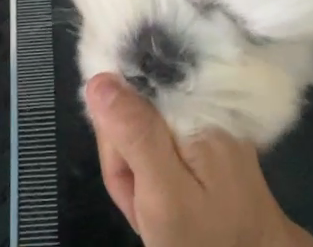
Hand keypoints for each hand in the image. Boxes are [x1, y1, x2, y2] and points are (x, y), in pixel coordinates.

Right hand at [87, 74, 312, 246]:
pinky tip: (170, 204)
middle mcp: (202, 104)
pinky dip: (158, 178)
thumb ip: (135, 135)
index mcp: (192, 108)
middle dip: (128, 161)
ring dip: (141, 176)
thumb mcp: (164, 194)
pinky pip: (165, 147)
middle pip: (134, 113)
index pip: (125, 92)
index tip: (129, 175)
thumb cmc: (212, 237)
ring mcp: (209, 123)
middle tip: (146, 205)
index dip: (114, 137)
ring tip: (159, 211)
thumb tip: (100, 80)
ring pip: (145, 134)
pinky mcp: (211, 142)